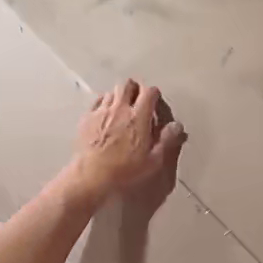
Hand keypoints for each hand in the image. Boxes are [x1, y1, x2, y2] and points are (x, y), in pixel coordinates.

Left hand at [64, 79, 182, 204]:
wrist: (91, 177)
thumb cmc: (124, 171)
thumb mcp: (153, 161)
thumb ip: (167, 140)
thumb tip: (177, 126)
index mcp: (139, 117)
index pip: (150, 92)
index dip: (155, 96)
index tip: (156, 106)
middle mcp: (120, 108)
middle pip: (128, 85)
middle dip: (135, 90)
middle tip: (139, 103)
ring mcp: (101, 111)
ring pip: (112, 91)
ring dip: (120, 97)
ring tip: (122, 110)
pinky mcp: (86, 118)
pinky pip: (97, 101)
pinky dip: (104, 103)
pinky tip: (106, 116)